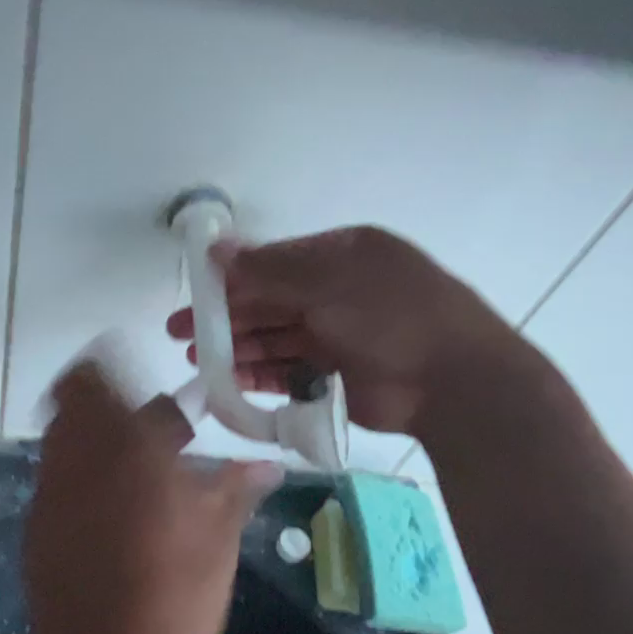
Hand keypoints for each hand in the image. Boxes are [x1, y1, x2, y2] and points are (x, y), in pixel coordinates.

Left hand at [23, 362, 282, 633]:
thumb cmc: (172, 608)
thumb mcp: (218, 545)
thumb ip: (234, 490)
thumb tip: (264, 464)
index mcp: (124, 451)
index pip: (100, 378)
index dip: (120, 371)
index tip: (154, 391)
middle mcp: (74, 461)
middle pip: (72, 401)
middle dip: (108, 403)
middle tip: (154, 434)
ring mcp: (47, 496)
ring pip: (60, 440)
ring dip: (92, 440)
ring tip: (138, 475)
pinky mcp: (34, 530)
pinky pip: (55, 481)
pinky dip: (80, 479)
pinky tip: (113, 518)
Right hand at [166, 225, 515, 436]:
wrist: (451, 380)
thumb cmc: (392, 315)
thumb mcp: (329, 280)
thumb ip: (269, 268)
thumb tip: (216, 249)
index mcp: (341, 257)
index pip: (274, 264)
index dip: (231, 279)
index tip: (194, 295)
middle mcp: (336, 293)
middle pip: (269, 303)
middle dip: (225, 318)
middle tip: (181, 335)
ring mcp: (337, 336)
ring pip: (275, 340)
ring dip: (237, 349)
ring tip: (197, 363)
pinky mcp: (336, 376)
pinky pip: (288, 372)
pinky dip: (260, 376)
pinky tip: (230, 383)